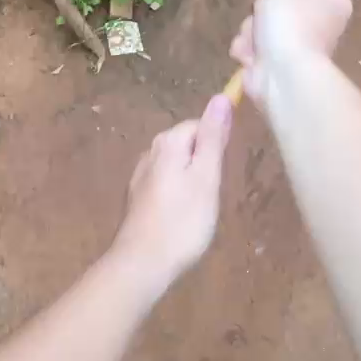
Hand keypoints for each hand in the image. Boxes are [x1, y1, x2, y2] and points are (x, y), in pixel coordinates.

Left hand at [107, 94, 232, 300]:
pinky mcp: (138, 196)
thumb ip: (213, 138)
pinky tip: (182, 218)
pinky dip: (178, 194)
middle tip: (212, 195)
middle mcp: (151, 151)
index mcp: (168, 142)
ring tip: (200, 210)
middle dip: (204, 164)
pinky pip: (166, 183)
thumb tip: (220, 97)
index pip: (200, 125)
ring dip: (192, 180)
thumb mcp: (206, 177)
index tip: (222, 172)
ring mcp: (141, 174)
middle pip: (187, 144)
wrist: (142, 263)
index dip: (216, 145)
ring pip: (177, 165)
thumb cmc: (182, 221)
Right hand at [229, 0, 351, 109]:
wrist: (282, 72)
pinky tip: (248, 54)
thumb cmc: (292, 22)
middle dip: (263, 11)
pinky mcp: (274, 67)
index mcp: (333, 6)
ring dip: (250, 31)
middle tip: (264, 14)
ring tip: (254, 39)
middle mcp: (319, 28)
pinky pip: (252, 49)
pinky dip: (246, 50)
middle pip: (280, 7)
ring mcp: (295, 49)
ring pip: (262, 27)